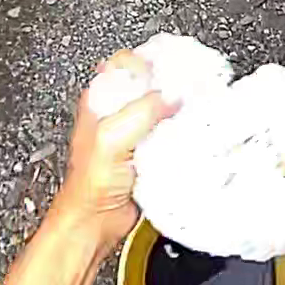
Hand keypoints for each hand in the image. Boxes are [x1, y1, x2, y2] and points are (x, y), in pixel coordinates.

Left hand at [49, 51, 173, 250]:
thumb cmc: (89, 183)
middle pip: (149, 82)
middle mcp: (117, 109)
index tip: (170, 68)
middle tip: (190, 82)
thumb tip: (172, 96)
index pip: (127, 61)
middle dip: (170, 81)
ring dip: (177, 107)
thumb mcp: (111, 137)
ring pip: (161, 106)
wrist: (95, 223)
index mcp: (101, 97)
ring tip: (194, 104)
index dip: (148, 61)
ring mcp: (133, 130)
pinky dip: (181, 130)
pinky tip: (191, 130)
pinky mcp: (149, 149)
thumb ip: (141, 111)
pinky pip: (170, 131)